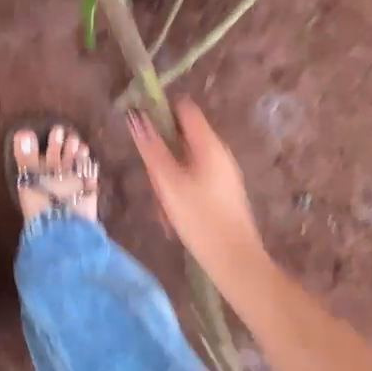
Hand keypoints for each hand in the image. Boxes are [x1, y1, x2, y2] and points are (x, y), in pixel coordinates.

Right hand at [127, 100, 263, 268]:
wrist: (236, 263)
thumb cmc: (200, 219)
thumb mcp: (168, 182)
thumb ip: (150, 147)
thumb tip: (134, 115)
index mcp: (209, 143)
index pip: (183, 107)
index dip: (161, 110)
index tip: (143, 128)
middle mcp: (219, 152)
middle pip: (182, 135)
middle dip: (162, 152)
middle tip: (152, 178)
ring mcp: (224, 172)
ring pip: (186, 159)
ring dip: (169, 175)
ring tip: (162, 204)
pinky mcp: (224, 192)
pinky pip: (196, 176)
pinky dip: (181, 187)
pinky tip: (174, 214)